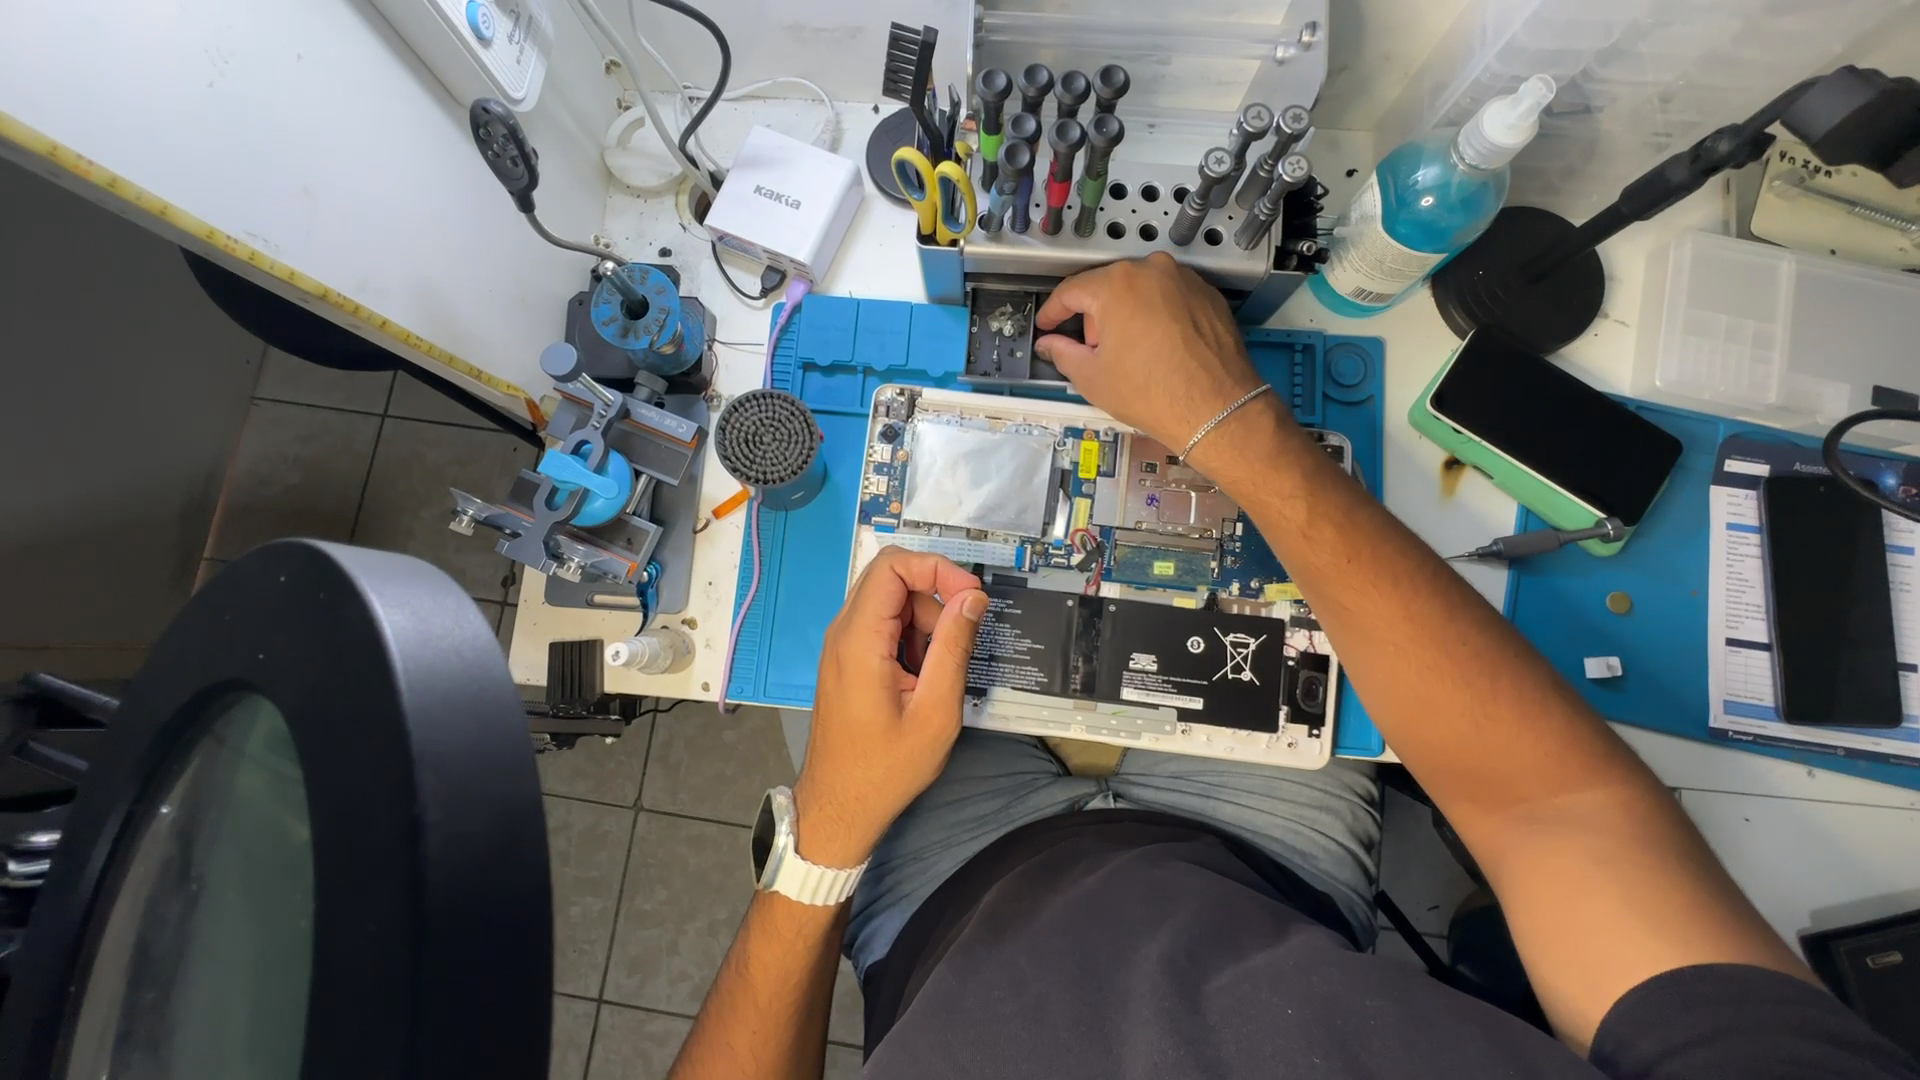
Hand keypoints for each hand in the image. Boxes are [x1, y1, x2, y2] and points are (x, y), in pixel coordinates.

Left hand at [795, 548, 987, 869]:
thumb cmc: (887, 768)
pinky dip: (910, 638)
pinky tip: (919, 678)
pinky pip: (882, 624)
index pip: (893, 565)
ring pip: (890, 601)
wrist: (839, 807)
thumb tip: (973, 597)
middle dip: (934, 597)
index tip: (971, 598)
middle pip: (892, 578)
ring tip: (935, 673)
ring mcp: (841, 643)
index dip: (937, 568)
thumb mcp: (936, 711)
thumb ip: (954, 647)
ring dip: (924, 622)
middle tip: (958, 640)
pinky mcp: (846, 657)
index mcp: (859, 639)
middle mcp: (843, 631)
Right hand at [1034, 253, 1278, 451]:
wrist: (1215, 409)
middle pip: (1107, 287)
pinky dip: (1157, 316)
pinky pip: (1169, 298)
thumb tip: (1051, 345)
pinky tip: (1158, 349)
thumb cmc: (1154, 393)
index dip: (1053, 311)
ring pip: (1140, 290)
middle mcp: (1152, 271)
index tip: (1048, 325)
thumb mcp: (1092, 377)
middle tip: (1095, 353)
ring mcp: (1184, 279)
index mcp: (1117, 285)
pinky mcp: (1207, 295)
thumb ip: (1063, 353)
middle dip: (1096, 318)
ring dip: (1127, 315)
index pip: (1071, 290)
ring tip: (1131, 354)